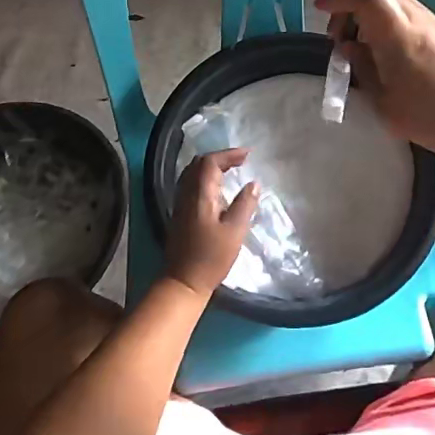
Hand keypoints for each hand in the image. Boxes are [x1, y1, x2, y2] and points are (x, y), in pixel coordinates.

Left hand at [164, 149, 260, 297]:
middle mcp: (186, 193)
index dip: (229, 154)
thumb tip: (254, 183)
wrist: (184, 280)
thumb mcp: (235, 231)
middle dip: (220, 157)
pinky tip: (218, 188)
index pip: (210, 162)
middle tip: (241, 160)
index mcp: (199, 194)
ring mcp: (180, 203)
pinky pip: (190, 184)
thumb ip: (245, 204)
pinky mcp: (180, 213)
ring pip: (193, 173)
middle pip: (199, 164)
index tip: (248, 155)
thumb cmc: (211, 257)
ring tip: (232, 169)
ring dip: (212, 166)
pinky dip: (205, 178)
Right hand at [315, 0, 434, 168]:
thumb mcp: (383, 101)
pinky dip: (391, 28)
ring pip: (396, 6)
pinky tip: (391, 60)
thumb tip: (351, 49)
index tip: (320, 9)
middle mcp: (417, 18)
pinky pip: (411, 20)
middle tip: (340, 42)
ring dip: (372, 20)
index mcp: (395, 30)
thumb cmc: (432, 116)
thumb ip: (362, 69)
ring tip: (365, 54)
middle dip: (352, 11)